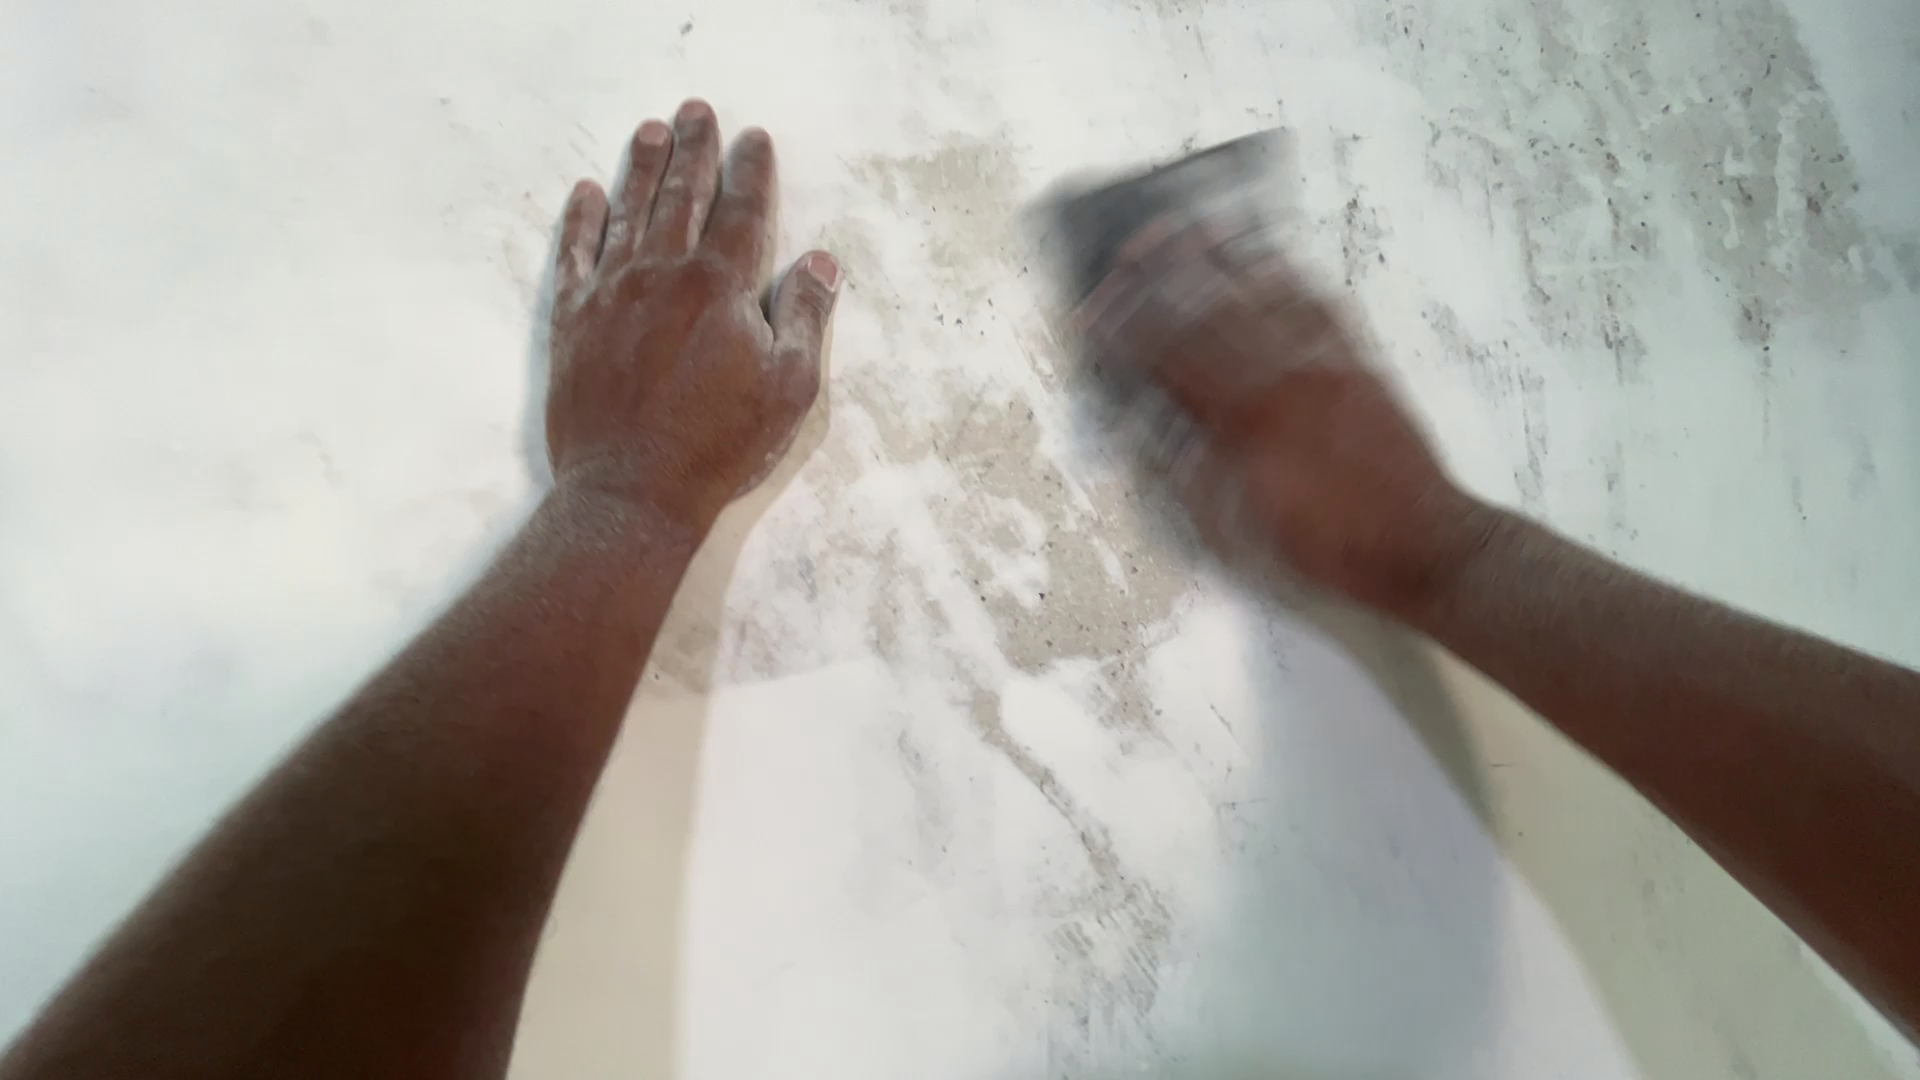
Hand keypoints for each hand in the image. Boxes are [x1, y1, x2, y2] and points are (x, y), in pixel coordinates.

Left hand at [546, 99, 838, 525]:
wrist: (634, 489)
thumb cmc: (723, 443)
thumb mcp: (790, 388)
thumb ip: (805, 317)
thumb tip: (821, 262)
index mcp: (721, 287)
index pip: (742, 211)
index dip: (751, 171)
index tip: (754, 139)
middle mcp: (663, 273)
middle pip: (682, 195)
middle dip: (695, 149)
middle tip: (698, 111)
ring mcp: (612, 292)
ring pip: (629, 211)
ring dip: (642, 167)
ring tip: (651, 131)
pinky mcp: (574, 320)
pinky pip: (576, 253)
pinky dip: (582, 220)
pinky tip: (587, 194)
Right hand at [1078, 224, 1490, 611]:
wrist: (1420, 546)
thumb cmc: (1323, 547)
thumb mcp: (1236, 530)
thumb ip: (1186, 475)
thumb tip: (1145, 433)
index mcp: (1243, 428)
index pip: (1170, 365)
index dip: (1128, 335)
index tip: (1098, 312)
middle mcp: (1283, 384)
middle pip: (1211, 317)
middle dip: (1164, 278)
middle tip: (1133, 245)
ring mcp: (1326, 368)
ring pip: (1264, 300)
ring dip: (1222, 262)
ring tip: (1191, 228)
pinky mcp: (1362, 366)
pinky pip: (1323, 309)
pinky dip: (1290, 280)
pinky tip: (1268, 261)